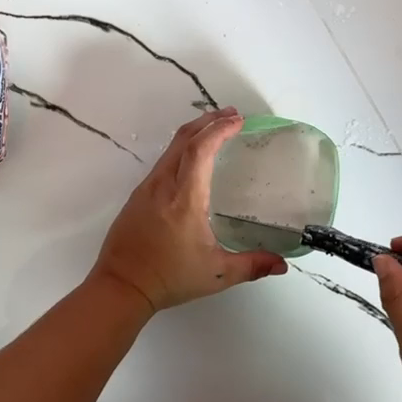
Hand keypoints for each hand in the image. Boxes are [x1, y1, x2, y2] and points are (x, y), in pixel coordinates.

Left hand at [88, 108, 288, 312]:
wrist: (120, 287)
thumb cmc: (169, 278)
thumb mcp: (216, 274)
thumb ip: (251, 265)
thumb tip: (282, 264)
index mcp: (184, 199)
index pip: (200, 150)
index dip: (219, 130)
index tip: (239, 121)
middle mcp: (163, 186)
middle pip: (184, 139)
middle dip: (209, 121)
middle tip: (232, 114)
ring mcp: (147, 189)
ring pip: (171, 148)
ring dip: (194, 132)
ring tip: (215, 129)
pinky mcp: (138, 196)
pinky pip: (163, 162)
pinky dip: (182, 149)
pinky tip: (193, 159)